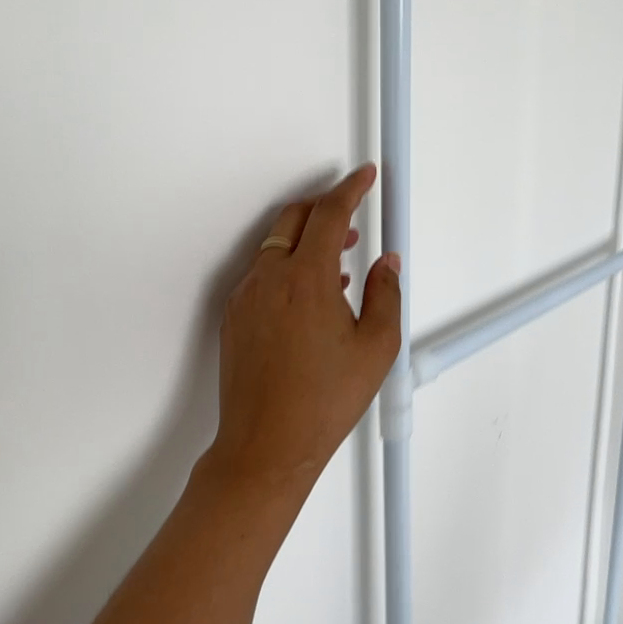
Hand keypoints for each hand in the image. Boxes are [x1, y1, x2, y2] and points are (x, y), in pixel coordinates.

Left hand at [204, 165, 400, 491]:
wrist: (267, 446)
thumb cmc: (318, 404)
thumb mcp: (376, 346)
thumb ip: (386, 294)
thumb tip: (387, 267)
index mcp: (306, 281)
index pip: (330, 213)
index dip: (351, 189)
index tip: (364, 177)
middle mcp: (269, 282)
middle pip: (295, 218)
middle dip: (326, 207)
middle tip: (352, 213)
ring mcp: (246, 299)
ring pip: (276, 245)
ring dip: (308, 239)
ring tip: (340, 258)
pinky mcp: (235, 318)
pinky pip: (263, 272)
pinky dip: (288, 265)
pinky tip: (312, 291)